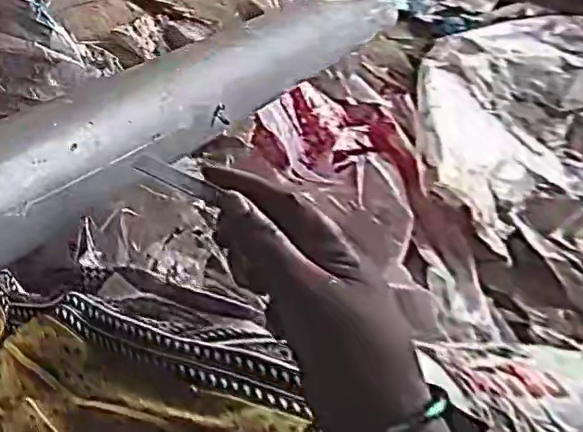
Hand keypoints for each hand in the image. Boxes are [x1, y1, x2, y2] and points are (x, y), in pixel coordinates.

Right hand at [205, 166, 432, 431]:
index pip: (286, 201)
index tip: (205, 175)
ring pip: (268, 252)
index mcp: (338, 249)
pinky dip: (260, 285)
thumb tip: (230, 197)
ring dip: (249, 260)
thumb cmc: (345, 344)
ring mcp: (320, 286)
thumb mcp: (300, 286)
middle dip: (243, 228)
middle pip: (272, 224)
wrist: (376, 416)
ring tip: (249, 282)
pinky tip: (264, 304)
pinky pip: (272, 280)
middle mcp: (329, 261)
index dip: (245, 184)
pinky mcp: (309, 310)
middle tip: (223, 242)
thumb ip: (264, 239)